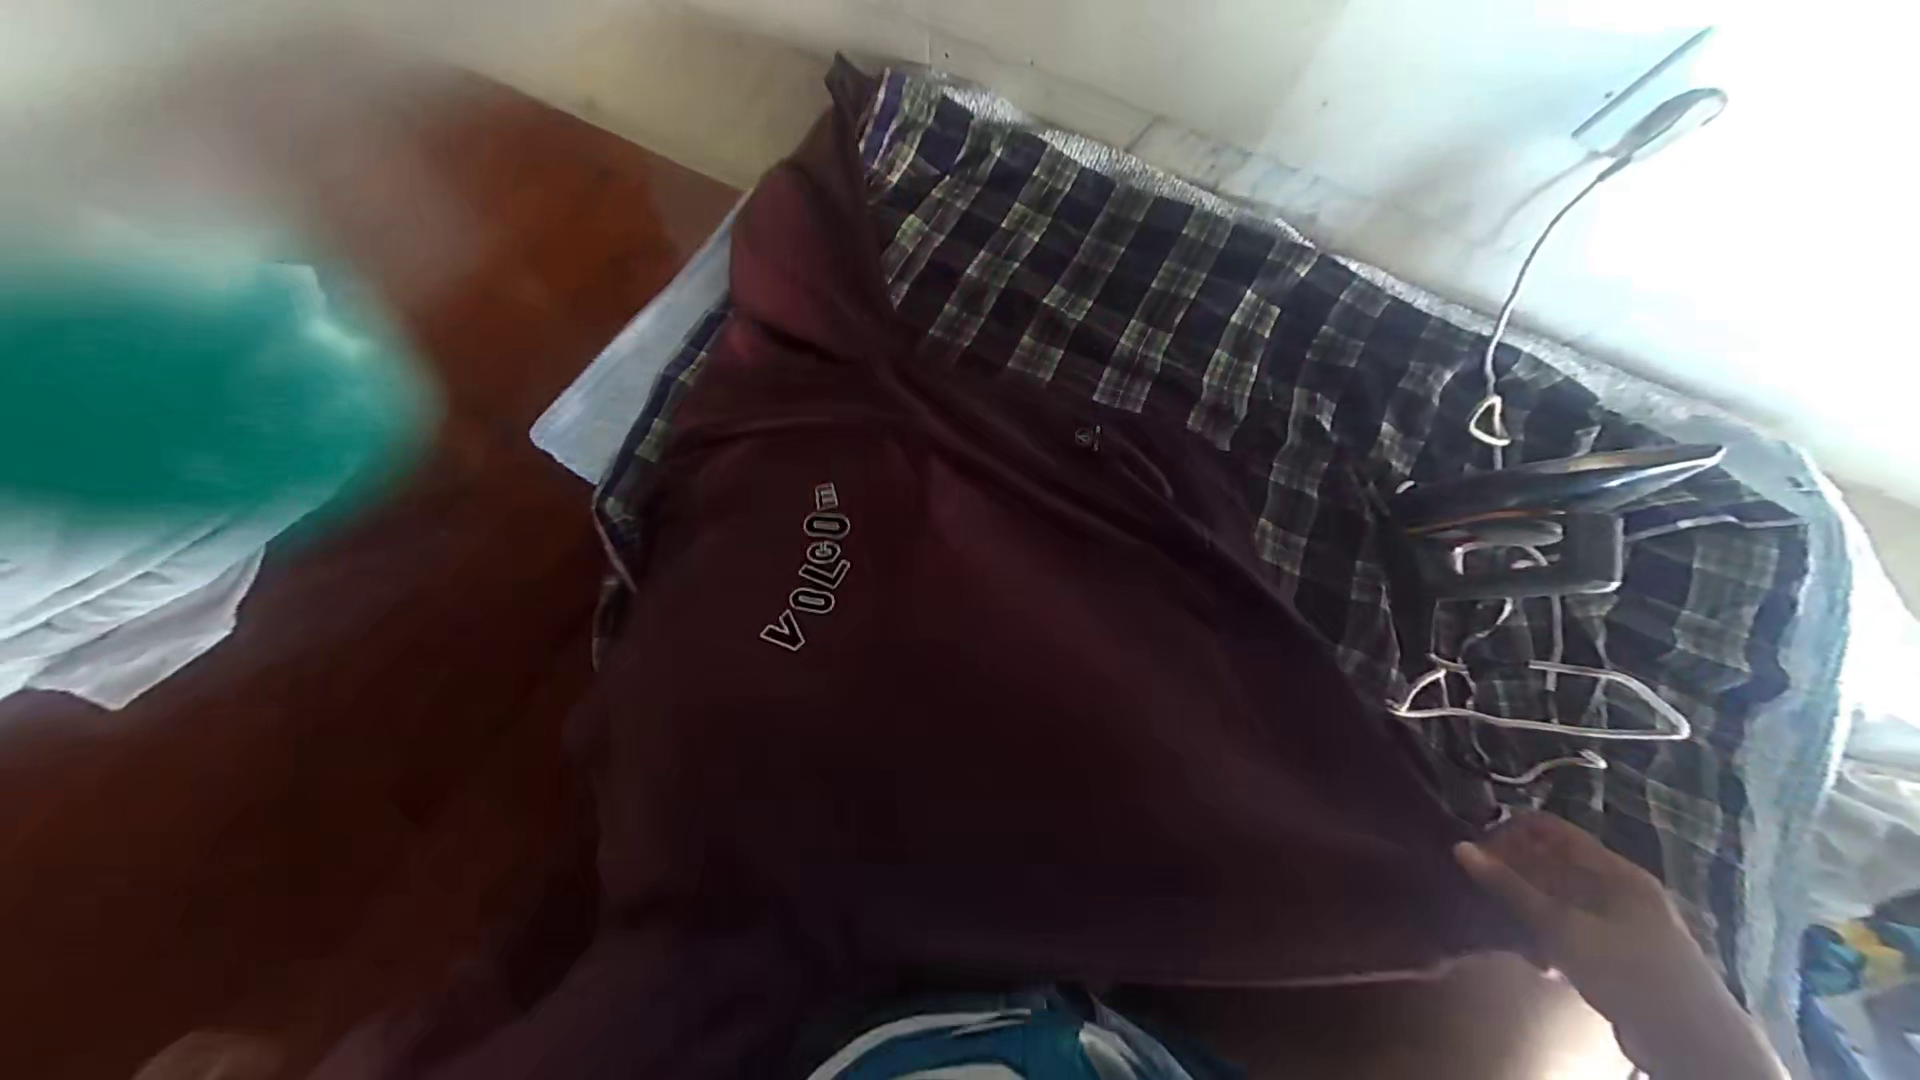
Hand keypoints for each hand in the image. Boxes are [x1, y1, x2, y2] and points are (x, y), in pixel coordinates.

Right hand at [1455, 812, 1784, 1079]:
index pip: (1550, 828)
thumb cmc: (1629, 973)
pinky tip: (1538, 959)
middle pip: (1552, 861)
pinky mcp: (1621, 951)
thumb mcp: (1561, 928)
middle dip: (1514, 873)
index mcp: (1615, 871)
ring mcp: (1624, 920)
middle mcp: (1621, 888)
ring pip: (1558, 896)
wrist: (1697, 1050)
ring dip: (1527, 907)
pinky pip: (1572, 925)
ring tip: (1506, 927)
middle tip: (1482, 888)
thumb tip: (1460, 846)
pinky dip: (1549, 933)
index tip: (1478, 851)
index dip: (1510, 832)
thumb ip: (1509, 887)